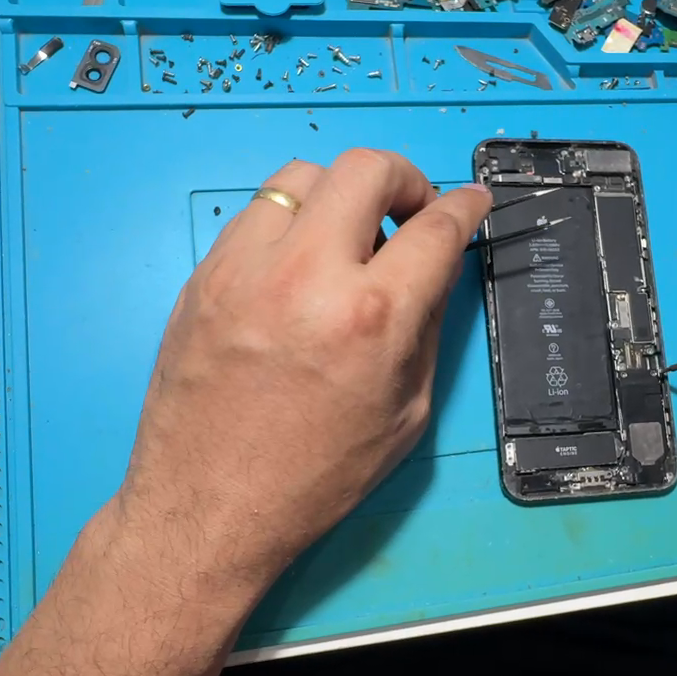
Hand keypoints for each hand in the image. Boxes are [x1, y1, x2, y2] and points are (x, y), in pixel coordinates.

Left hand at [115, 150, 490, 592]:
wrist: (209, 508)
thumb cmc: (319, 476)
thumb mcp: (406, 413)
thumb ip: (427, 328)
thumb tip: (435, 268)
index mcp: (373, 317)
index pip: (435, 228)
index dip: (466, 207)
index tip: (472, 202)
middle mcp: (308, 274)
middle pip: (366, 168)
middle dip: (405, 179)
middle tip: (410, 215)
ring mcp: (245, 268)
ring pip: (304, 175)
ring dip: (342, 195)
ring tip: (348, 241)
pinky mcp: (203, 275)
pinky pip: (257, 212)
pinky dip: (293, 222)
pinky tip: (297, 265)